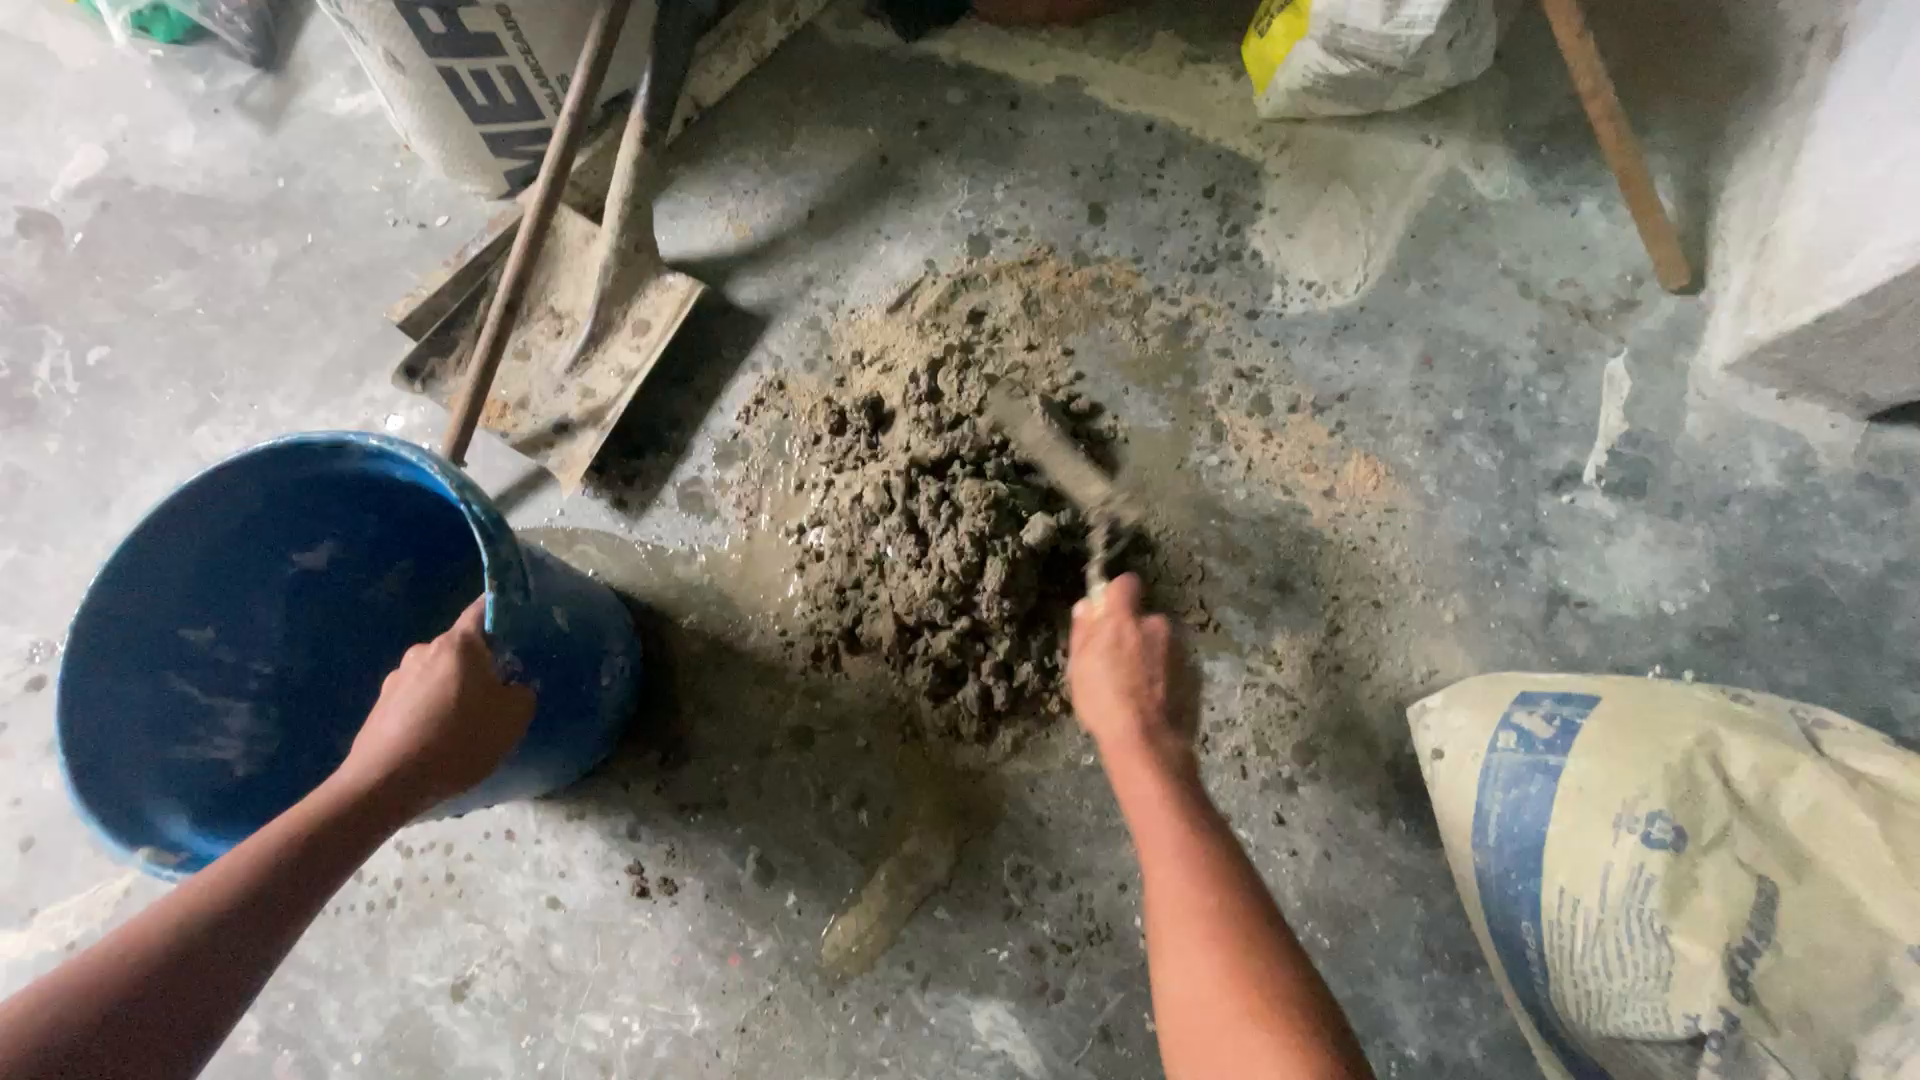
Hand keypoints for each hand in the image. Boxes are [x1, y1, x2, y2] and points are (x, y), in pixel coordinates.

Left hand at [338, 596, 536, 811]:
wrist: (384, 784)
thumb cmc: (458, 739)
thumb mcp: (514, 717)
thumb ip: (523, 691)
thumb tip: (513, 686)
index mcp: (459, 644)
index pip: (484, 609)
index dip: (506, 611)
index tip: (523, 624)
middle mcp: (425, 650)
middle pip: (464, 646)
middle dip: (484, 661)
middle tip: (503, 687)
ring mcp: (398, 677)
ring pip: (441, 672)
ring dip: (457, 686)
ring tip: (471, 718)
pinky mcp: (382, 704)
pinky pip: (420, 695)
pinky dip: (435, 706)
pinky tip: (443, 735)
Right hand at [1067, 573, 1194, 777]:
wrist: (1147, 741)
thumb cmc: (1104, 701)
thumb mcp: (1079, 666)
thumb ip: (1083, 630)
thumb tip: (1086, 606)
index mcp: (1124, 619)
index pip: (1126, 583)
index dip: (1116, 594)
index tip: (1107, 613)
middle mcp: (1156, 625)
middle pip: (1143, 618)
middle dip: (1132, 632)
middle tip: (1117, 662)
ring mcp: (1178, 648)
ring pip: (1159, 641)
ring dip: (1149, 653)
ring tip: (1136, 686)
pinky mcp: (1193, 671)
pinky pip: (1173, 662)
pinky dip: (1164, 673)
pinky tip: (1153, 698)